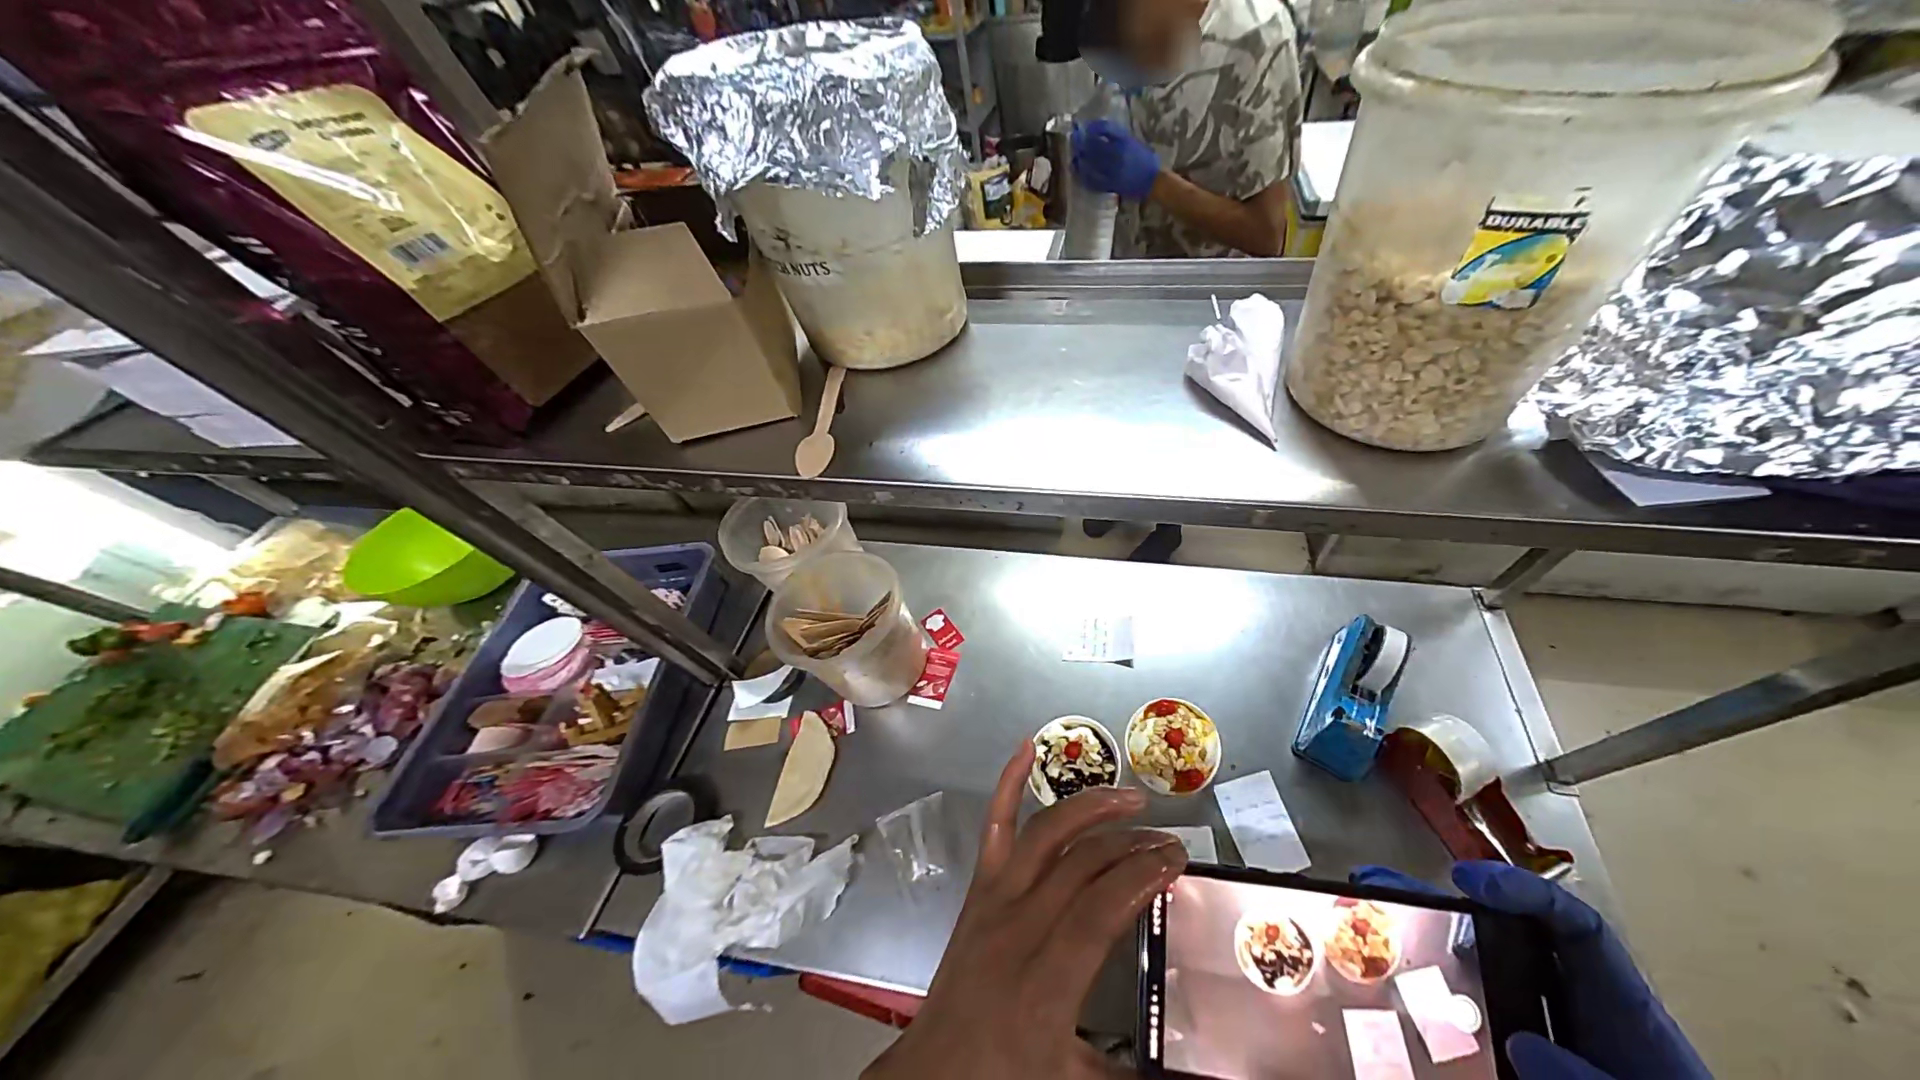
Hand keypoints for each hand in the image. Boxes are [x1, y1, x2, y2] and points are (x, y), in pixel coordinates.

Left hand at [861, 743, 1186, 1079]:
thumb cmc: (1006, 1076)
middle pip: (1080, 864)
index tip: (1175, 861)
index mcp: (1046, 981)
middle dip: (1130, 843)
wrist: (935, 1073)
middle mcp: (1018, 927)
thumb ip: (1139, 1073)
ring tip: (1129, 796)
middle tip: (1168, 840)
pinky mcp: (978, 889)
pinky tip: (1026, 748)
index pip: (1100, 907)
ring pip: (1043, 834)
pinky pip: (992, 826)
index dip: (1141, 875)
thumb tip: (1201, 1067)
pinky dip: (1008, 784)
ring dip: (1088, 807)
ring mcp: (993, 899)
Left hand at [1070, 118, 1160, 201]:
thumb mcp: (1134, 143)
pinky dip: (1084, 176)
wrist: (1153, 181)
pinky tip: (1079, 173)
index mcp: (1125, 140)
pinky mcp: (1110, 184)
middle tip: (1074, 141)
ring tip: (1075, 157)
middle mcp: (1117, 153)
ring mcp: (1113, 170)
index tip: (1087, 127)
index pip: (1105, 128)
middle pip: (1094, 145)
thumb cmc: (1145, 160)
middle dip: (1082, 143)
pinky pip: (1093, 180)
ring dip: (1080, 160)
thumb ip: (1119, 138)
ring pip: (1091, 163)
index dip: (1093, 127)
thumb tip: (1100, 133)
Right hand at [1350, 862, 1709, 1079]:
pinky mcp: (1510, 1059)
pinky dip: (1423, 1004)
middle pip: (1497, 937)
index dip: (1520, 889)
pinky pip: (1464, 1024)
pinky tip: (1386, 996)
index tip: (1468, 878)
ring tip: (1366, 923)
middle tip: (1378, 884)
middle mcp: (1571, 1008)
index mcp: (1619, 1008)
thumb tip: (1526, 1046)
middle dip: (1435, 904)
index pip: (1572, 925)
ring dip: (1419, 947)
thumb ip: (1595, 1079)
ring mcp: (1540, 1031)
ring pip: (1472, 975)